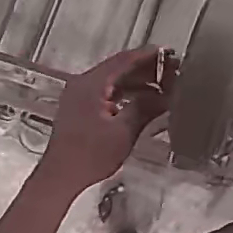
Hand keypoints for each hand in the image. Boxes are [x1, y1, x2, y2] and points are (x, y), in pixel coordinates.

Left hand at [39, 47, 173, 191]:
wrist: (60, 177)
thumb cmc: (89, 156)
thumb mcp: (123, 131)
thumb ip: (145, 108)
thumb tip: (167, 95)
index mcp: (91, 84)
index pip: (123, 60)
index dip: (149, 56)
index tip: (170, 54)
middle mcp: (82, 84)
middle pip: (118, 68)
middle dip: (146, 70)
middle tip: (172, 73)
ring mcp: (79, 96)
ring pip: (113, 81)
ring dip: (137, 83)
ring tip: (163, 88)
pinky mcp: (80, 108)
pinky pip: (106, 92)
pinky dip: (126, 93)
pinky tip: (143, 101)